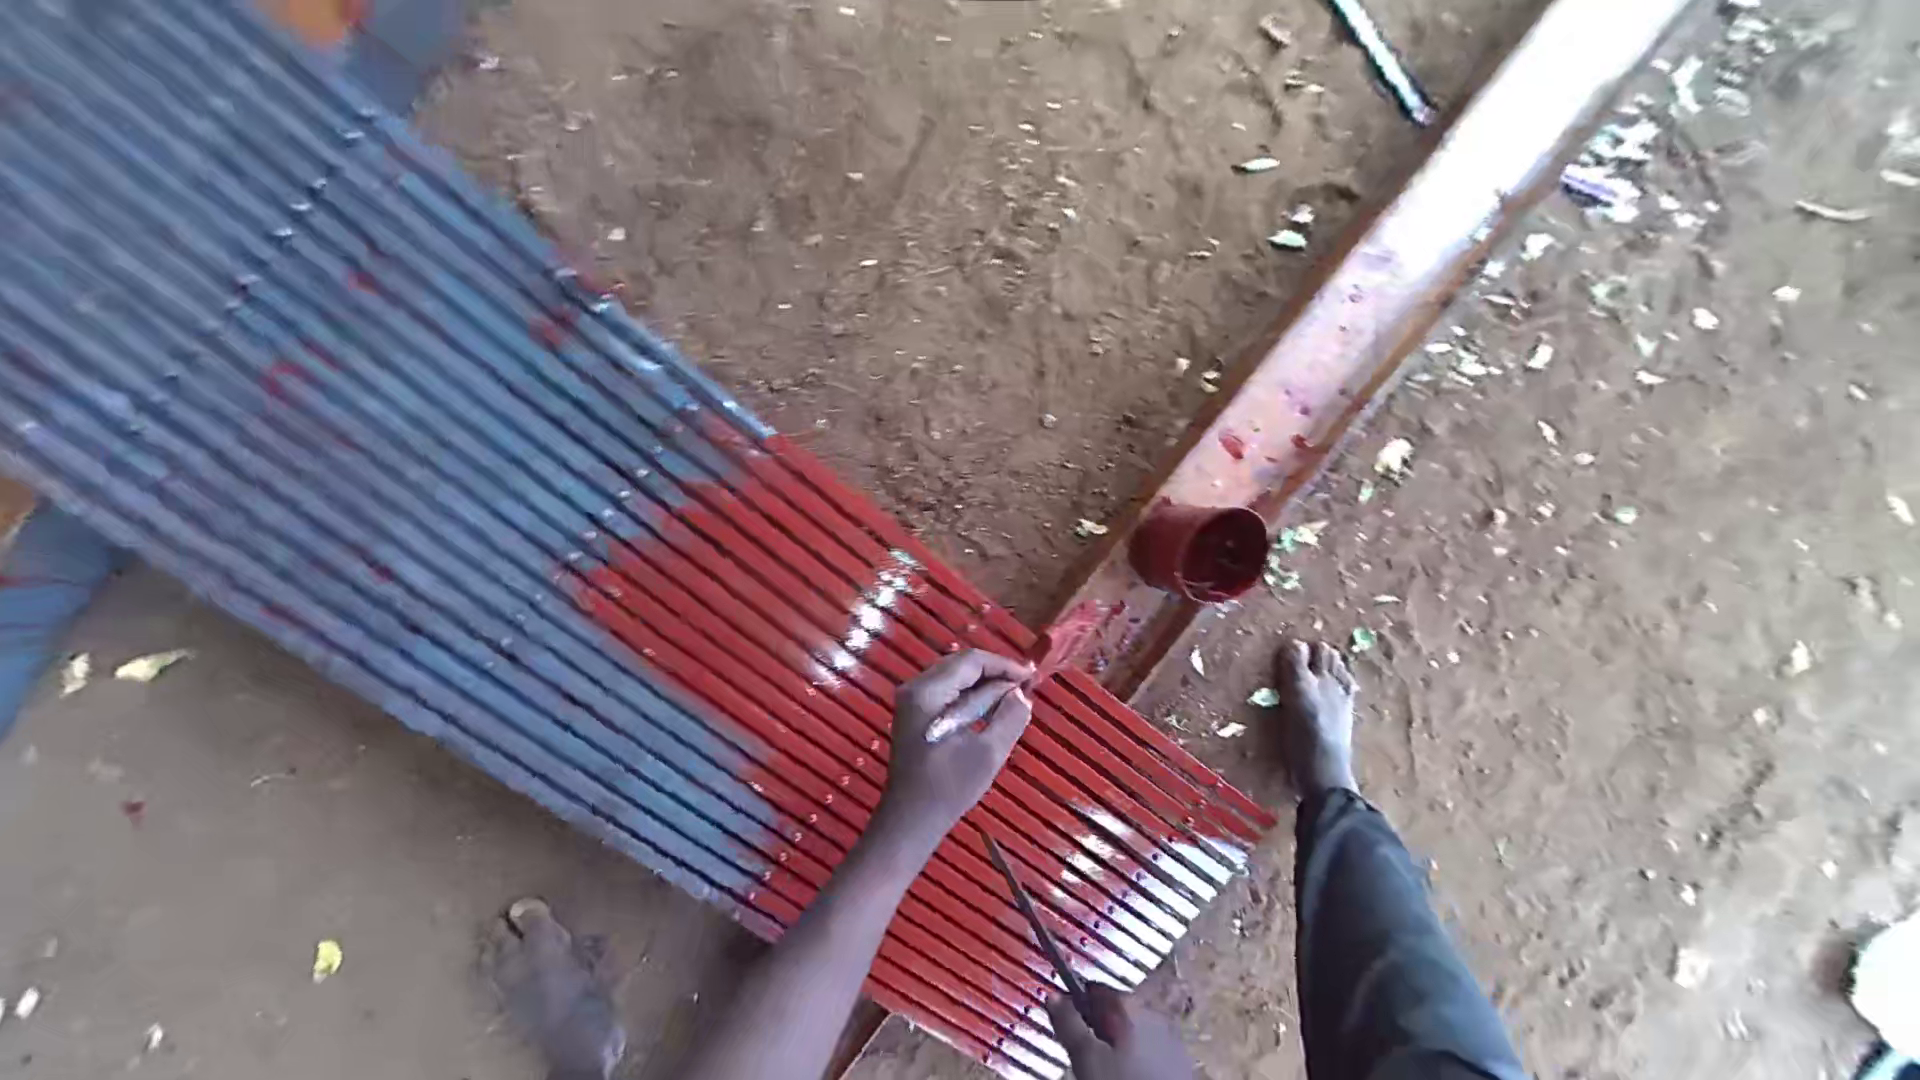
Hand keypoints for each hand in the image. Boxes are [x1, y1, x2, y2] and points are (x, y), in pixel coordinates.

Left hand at [880, 649, 1034, 840]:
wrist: (910, 820)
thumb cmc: (948, 789)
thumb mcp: (988, 754)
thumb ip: (1009, 717)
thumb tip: (1022, 694)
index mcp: (927, 692)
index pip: (971, 661)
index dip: (1004, 665)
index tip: (1032, 678)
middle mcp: (915, 687)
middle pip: (962, 665)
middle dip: (995, 673)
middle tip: (1025, 688)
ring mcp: (912, 700)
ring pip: (956, 677)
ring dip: (985, 685)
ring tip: (1014, 698)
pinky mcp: (915, 713)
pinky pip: (948, 692)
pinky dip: (971, 696)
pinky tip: (991, 710)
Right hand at [1048, 985, 1193, 1079]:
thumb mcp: (1087, 1059)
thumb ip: (1068, 1023)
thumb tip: (1053, 995)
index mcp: (1129, 1004)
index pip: (1093, 989)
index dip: (1076, 1005)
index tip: (1066, 1026)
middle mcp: (1153, 1012)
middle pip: (1115, 1011)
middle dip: (1099, 1028)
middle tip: (1085, 1055)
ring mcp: (1172, 1038)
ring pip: (1134, 1032)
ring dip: (1119, 1045)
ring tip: (1107, 1070)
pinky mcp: (1183, 1064)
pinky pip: (1151, 1051)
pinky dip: (1138, 1059)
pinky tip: (1130, 1075)